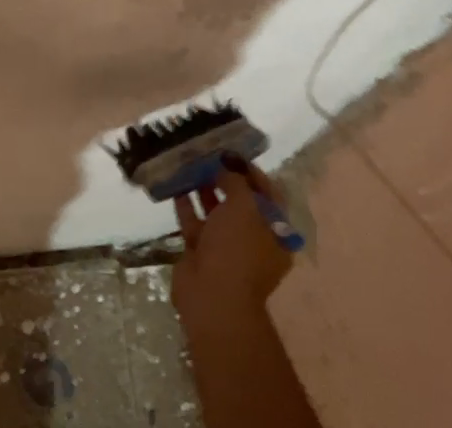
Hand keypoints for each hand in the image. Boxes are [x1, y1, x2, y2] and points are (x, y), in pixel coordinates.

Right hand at [170, 155, 292, 331]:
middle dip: (224, 179)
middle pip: (240, 201)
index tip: (232, 154)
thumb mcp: (244, 206)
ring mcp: (226, 246)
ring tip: (190, 165)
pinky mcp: (201, 252)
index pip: (268, 194)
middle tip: (207, 157)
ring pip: (216, 211)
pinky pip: (195, 223)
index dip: (251, 172)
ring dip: (204, 189)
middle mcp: (253, 237)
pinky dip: (187, 205)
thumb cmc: (237, 249)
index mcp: (275, 230)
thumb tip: (225, 168)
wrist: (212, 297)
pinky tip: (176, 185)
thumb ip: (236, 181)